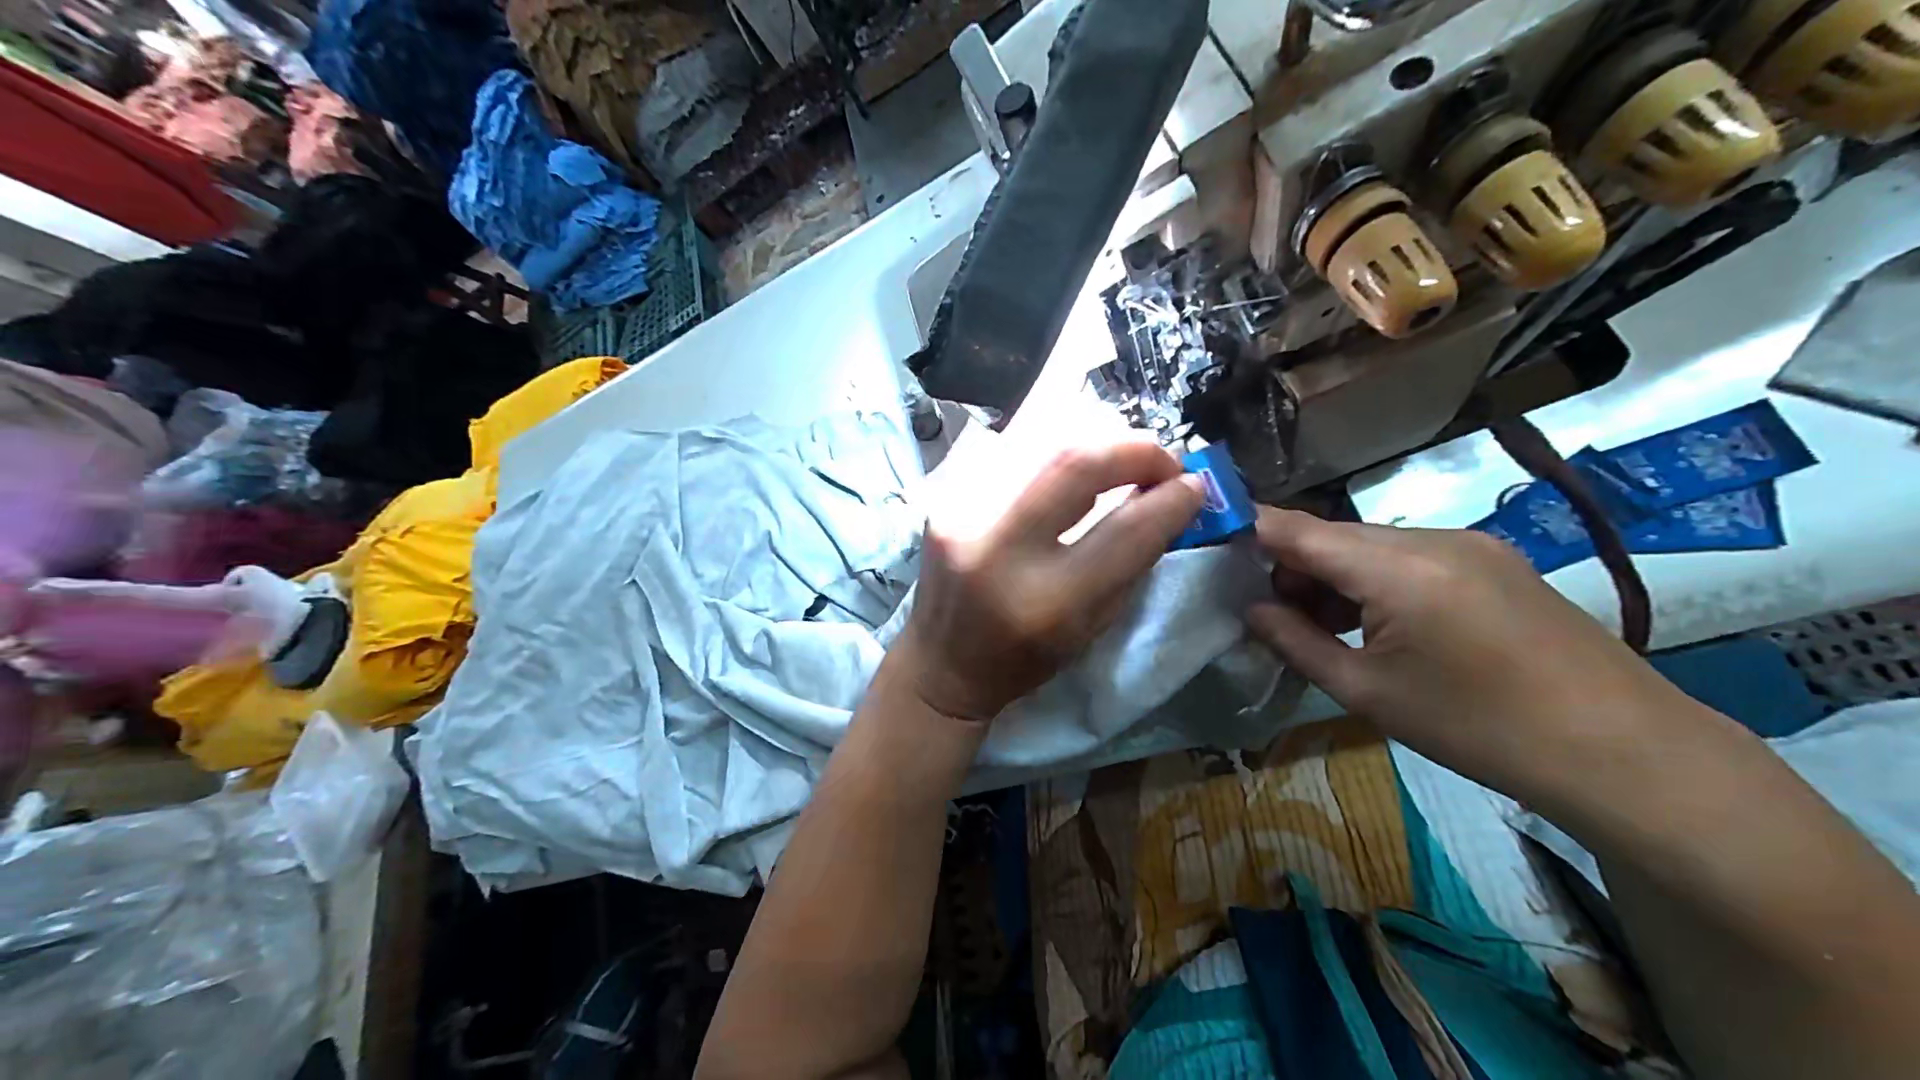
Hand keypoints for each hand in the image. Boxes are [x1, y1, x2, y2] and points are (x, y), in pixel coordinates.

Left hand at [893, 443, 1205, 724]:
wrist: (942, 662)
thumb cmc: (1025, 658)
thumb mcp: (1093, 625)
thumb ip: (1135, 559)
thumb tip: (1174, 494)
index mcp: (1043, 601)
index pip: (1124, 531)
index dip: (1171, 499)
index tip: (1194, 487)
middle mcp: (995, 548)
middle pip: (1073, 459)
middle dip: (1134, 448)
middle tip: (1161, 460)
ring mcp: (959, 512)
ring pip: (1040, 437)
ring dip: (1095, 437)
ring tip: (1121, 456)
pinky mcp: (942, 494)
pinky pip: (1011, 444)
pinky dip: (1055, 440)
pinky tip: (1074, 457)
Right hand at [1244, 508, 1697, 806]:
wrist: (1622, 751)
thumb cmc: (1476, 728)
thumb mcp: (1367, 692)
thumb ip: (1296, 642)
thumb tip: (1250, 609)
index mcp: (1395, 567)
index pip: (1296, 528)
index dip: (1248, 532)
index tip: (1211, 549)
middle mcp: (1430, 538)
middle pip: (1333, 535)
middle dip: (1292, 566)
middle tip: (1271, 614)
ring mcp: (1469, 544)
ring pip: (1370, 545)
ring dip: (1334, 575)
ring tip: (1321, 626)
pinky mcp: (1493, 561)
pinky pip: (1410, 557)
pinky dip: (1375, 580)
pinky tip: (1375, 624)